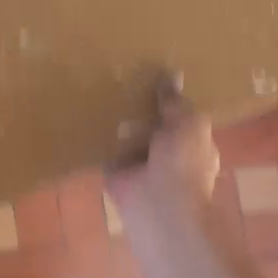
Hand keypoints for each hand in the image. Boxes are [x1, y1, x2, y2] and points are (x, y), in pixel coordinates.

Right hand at [105, 78, 220, 236]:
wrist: (158, 202)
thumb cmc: (184, 162)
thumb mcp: (189, 124)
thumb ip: (177, 102)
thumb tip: (174, 75)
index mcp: (192, 145)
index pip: (181, 119)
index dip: (171, 100)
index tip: (154, 76)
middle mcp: (166, 155)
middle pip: (152, 126)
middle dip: (140, 109)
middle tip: (122, 78)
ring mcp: (140, 164)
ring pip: (128, 136)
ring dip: (117, 121)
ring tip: (100, 89)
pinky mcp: (115, 170)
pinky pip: (106, 149)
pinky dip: (97, 137)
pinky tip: (86, 112)